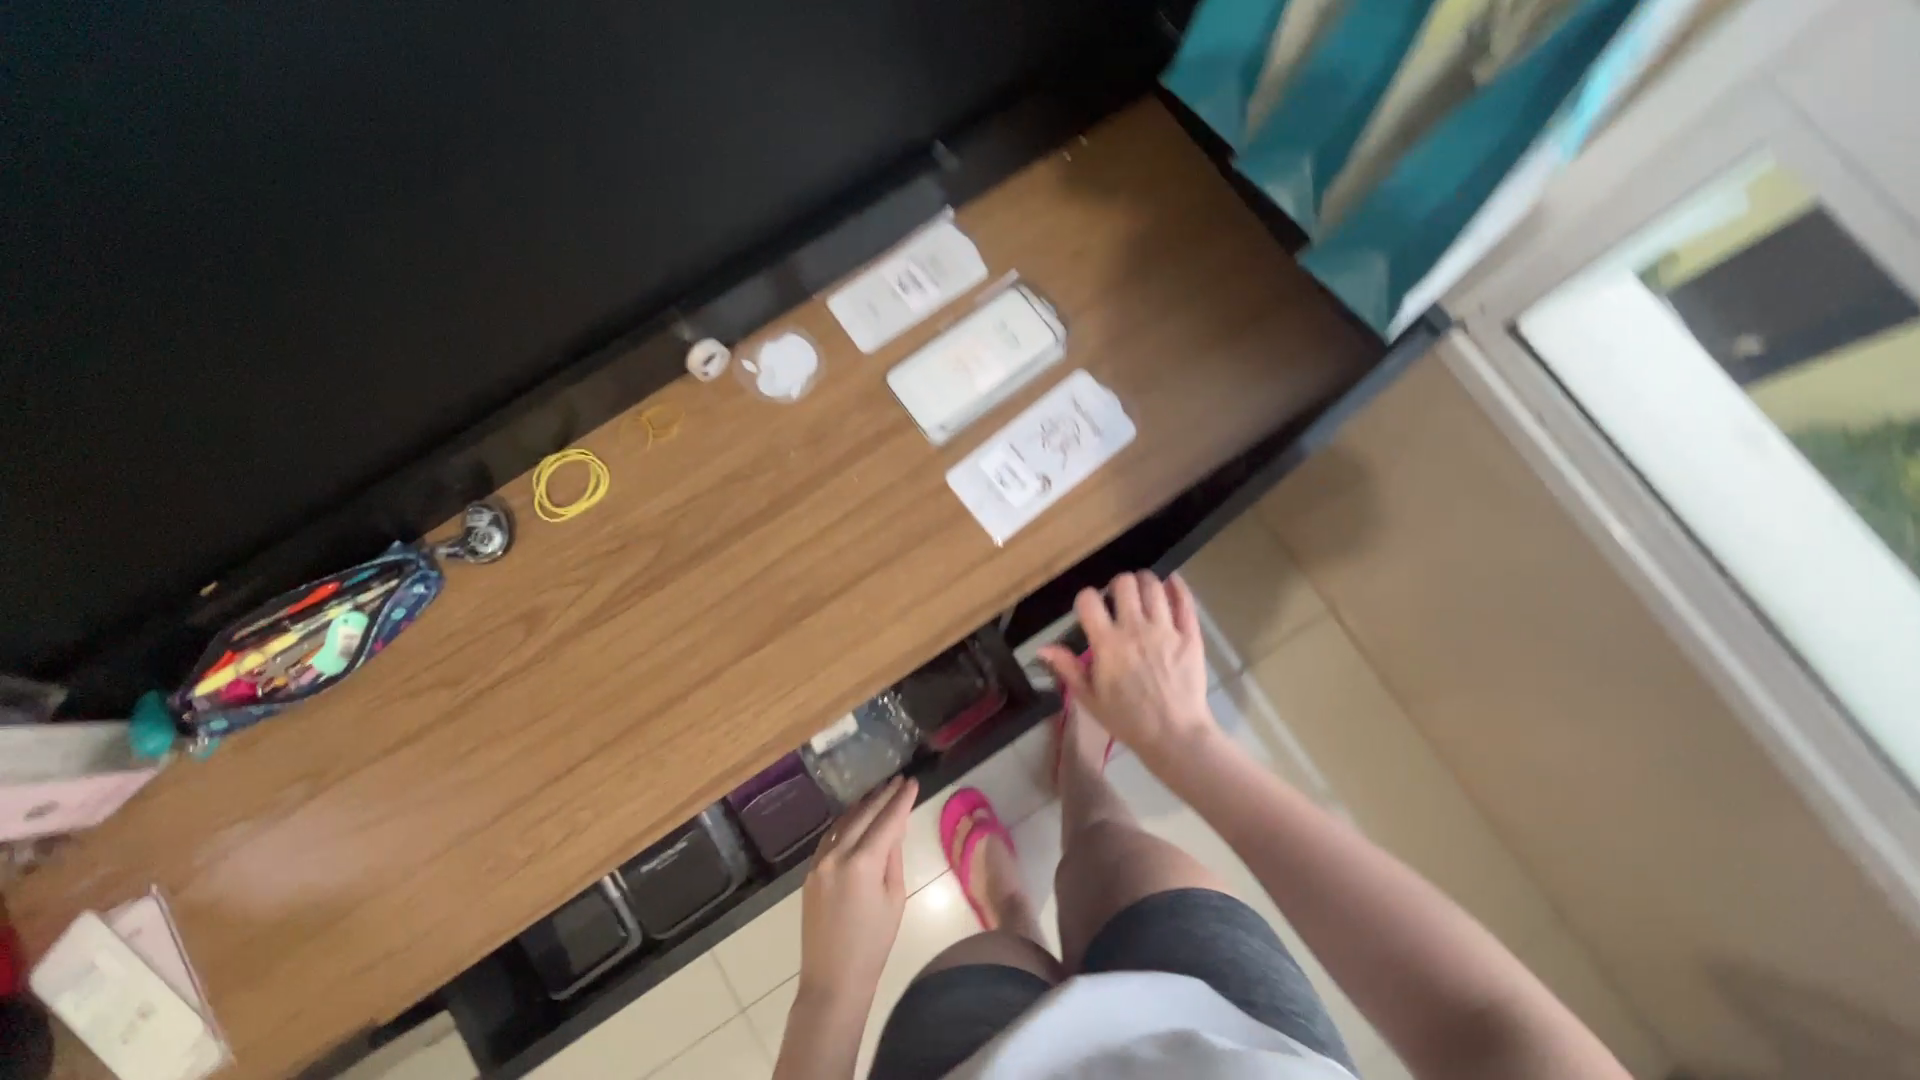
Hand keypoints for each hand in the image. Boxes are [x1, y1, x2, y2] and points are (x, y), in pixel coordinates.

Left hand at [796, 776, 918, 1005]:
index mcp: (862, 863)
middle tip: (899, 780)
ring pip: (844, 823)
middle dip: (882, 797)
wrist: (833, 979)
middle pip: (863, 816)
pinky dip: (846, 823)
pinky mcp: (810, 872)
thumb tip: (893, 830)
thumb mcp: (894, 898)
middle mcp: (837, 855)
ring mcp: (819, 863)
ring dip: (863, 806)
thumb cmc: (874, 944)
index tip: (912, 782)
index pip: (886, 821)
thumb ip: (892, 858)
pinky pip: (830, 838)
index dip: (901, 800)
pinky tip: (855, 817)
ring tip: (880, 792)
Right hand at [1040, 571, 1213, 767]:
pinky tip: (1172, 583)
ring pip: (1153, 585)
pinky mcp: (1190, 635)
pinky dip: (1177, 586)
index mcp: (1107, 644)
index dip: (1085, 599)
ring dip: (1144, 582)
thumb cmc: (1128, 720)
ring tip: (1143, 592)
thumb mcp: (1090, 698)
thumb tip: (1043, 648)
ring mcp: (1165, 630)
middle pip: (1124, 583)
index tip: (1090, 609)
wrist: (1174, 736)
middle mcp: (1135, 629)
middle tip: (1119, 599)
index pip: (1089, 600)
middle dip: (1117, 585)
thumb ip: (1067, 668)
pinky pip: (1185, 600)